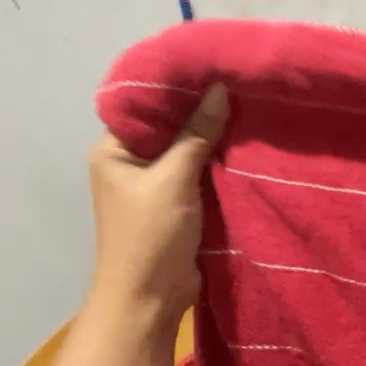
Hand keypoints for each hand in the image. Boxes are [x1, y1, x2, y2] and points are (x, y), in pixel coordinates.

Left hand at [85, 83, 229, 327]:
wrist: (151, 297)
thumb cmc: (150, 235)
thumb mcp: (173, 179)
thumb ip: (197, 134)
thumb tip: (219, 89)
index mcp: (113, 150)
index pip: (145, 105)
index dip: (178, 87)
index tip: (215, 69)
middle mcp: (132, 162)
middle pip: (170, 126)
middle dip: (203, 111)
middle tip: (241, 86)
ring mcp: (157, 183)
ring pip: (189, 149)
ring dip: (215, 138)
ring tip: (252, 110)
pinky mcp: (180, 202)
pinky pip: (201, 172)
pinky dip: (220, 162)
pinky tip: (248, 147)